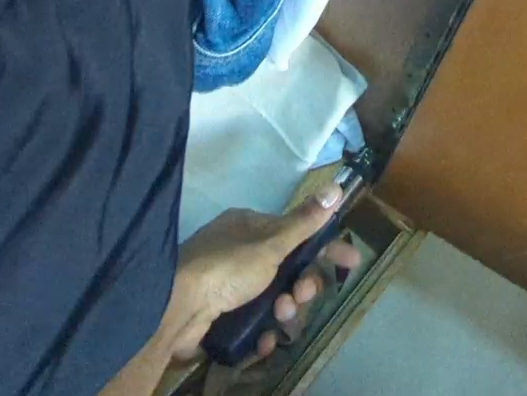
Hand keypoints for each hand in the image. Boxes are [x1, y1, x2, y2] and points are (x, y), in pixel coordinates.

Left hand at [167, 186, 364, 362]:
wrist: (176, 309)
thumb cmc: (228, 267)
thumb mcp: (271, 242)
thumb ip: (305, 220)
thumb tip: (336, 186)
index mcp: (250, 226)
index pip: (298, 233)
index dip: (326, 246)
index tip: (350, 262)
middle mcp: (239, 251)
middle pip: (287, 269)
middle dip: (301, 285)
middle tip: (300, 297)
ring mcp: (228, 284)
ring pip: (272, 297)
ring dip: (284, 310)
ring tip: (280, 317)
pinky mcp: (220, 315)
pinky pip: (253, 321)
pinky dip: (263, 331)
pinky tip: (265, 340)